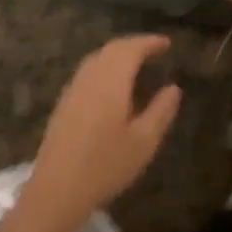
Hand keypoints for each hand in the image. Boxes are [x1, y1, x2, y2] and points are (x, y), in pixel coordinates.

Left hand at [0, 36, 181, 231]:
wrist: (58, 188)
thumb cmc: (106, 165)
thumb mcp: (144, 141)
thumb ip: (161, 110)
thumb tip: (173, 87)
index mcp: (111, 81)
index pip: (131, 49)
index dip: (149, 42)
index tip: (167, 43)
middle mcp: (89, 78)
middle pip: (111, 49)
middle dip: (134, 45)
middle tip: (154, 50)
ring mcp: (72, 90)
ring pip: (96, 60)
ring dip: (117, 55)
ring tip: (137, 64)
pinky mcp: (63, 104)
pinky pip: (87, 73)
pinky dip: (104, 68)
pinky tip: (112, 86)